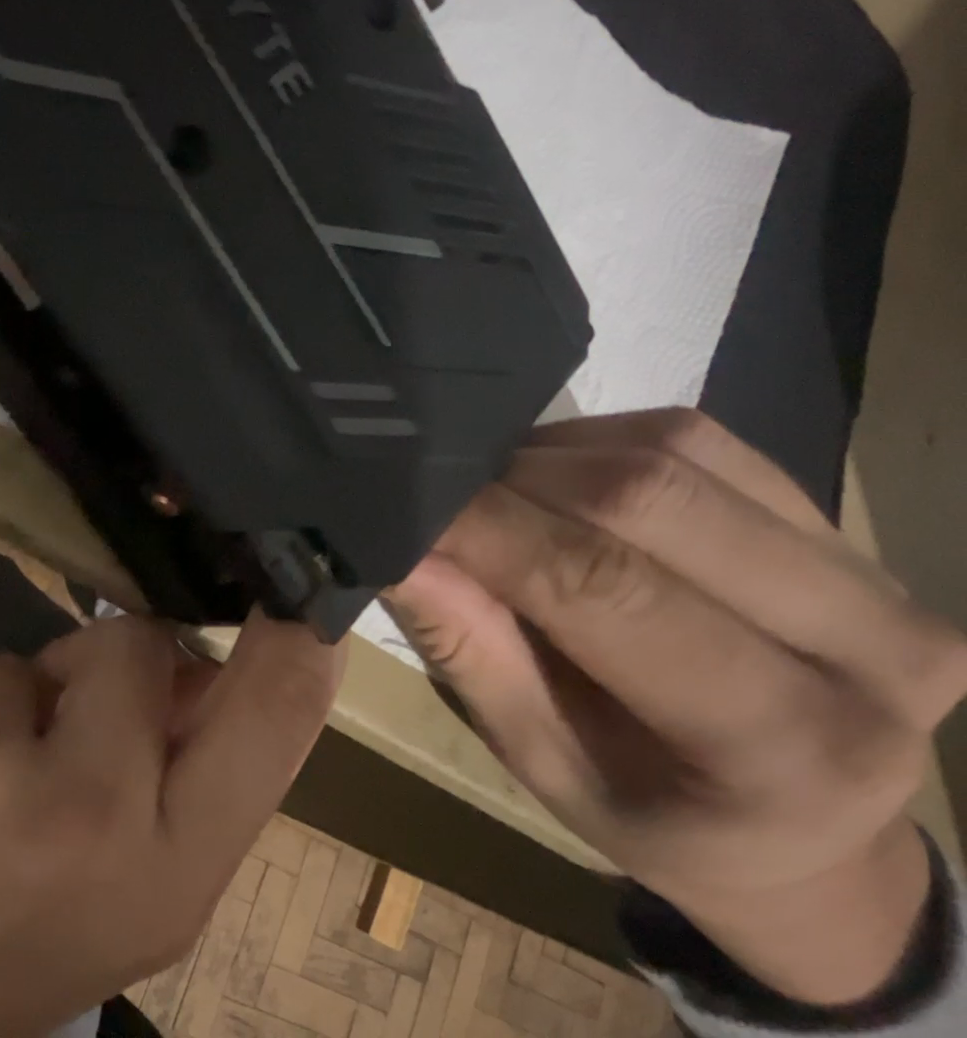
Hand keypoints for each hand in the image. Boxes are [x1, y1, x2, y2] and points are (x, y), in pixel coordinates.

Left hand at [0, 612, 344, 1037]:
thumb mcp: (101, 915)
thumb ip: (164, 795)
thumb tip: (194, 673)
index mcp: (153, 877)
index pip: (266, 720)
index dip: (288, 646)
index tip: (286, 600)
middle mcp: (74, 807)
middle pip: (127, 645)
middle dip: (91, 676)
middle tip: (36, 748)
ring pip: (8, 661)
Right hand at [387, 408, 966, 1005]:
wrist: (805, 831)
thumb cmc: (656, 820)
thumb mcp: (543, 765)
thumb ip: (475, 657)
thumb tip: (400, 556)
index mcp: (788, 742)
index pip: (605, 588)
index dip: (488, 532)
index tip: (397, 509)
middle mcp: (870, 642)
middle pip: (647, 499)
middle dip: (511, 483)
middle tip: (428, 496)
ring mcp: (876, 567)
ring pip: (673, 454)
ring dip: (548, 459)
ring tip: (482, 494)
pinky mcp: (841, 517)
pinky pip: (698, 442)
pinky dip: (596, 447)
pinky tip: (549, 482)